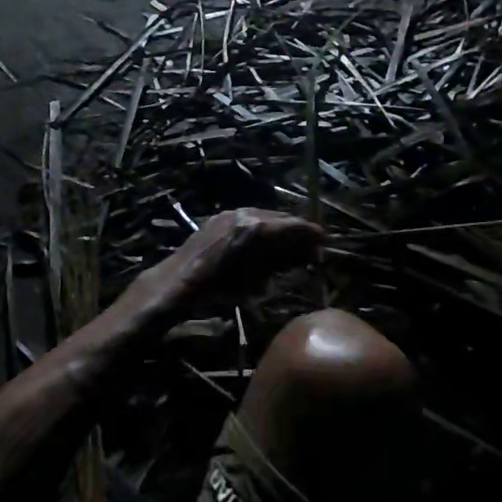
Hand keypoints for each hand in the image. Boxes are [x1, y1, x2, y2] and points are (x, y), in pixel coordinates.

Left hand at [144, 208, 322, 302]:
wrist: (178, 281)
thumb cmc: (218, 288)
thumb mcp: (256, 280)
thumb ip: (282, 262)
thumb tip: (306, 254)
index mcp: (258, 228)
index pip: (294, 225)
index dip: (312, 234)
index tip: (322, 242)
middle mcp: (246, 213)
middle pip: (282, 217)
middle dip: (297, 232)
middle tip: (308, 249)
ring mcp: (231, 213)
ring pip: (265, 216)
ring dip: (279, 229)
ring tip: (287, 248)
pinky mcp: (219, 217)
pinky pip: (249, 217)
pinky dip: (261, 228)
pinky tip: (262, 244)